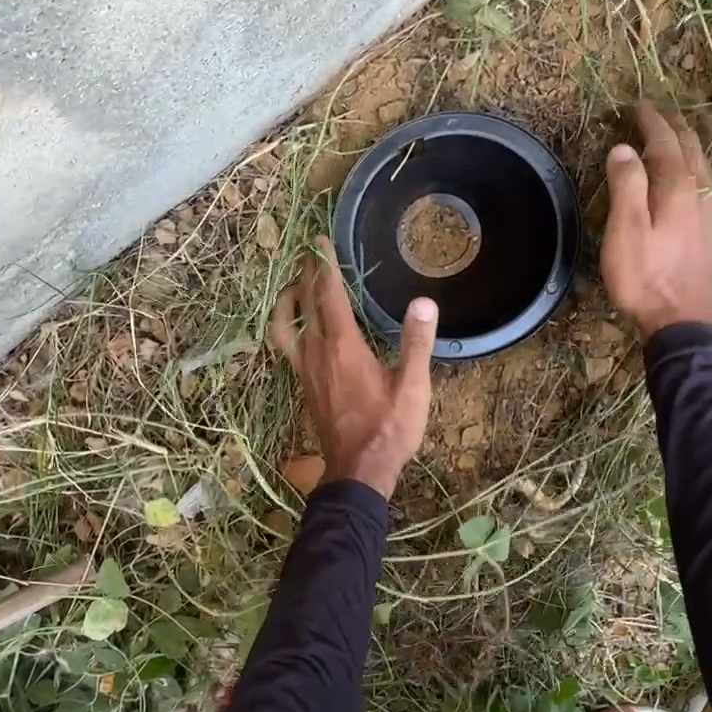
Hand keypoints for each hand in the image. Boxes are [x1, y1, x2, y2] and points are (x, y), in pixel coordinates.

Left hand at [268, 237, 436, 496]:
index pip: (329, 294)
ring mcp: (306, 368)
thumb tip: (424, 302)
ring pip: (287, 324)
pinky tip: (296, 327)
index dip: (324, 265)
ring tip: (292, 283)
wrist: (358, 471)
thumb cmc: (389, 429)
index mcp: (343, 345)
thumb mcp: (412, 387)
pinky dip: (287, 325)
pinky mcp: (304, 383)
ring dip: (289, 299)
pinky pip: (287, 345)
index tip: (320, 241)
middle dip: (306, 274)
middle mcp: (317, 351)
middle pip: (305, 302)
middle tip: (309, 251)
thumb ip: (416, 343)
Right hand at [601, 105, 711, 338]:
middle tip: (653, 112)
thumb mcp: (626, 229)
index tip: (635, 105)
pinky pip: (699, 181)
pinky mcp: (702, 229)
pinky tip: (684, 175)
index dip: (651, 121)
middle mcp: (696, 192)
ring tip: (669, 133)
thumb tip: (624, 149)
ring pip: (698, 163)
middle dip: (671, 125)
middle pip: (688, 147)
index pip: (665, 142)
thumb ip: (626, 185)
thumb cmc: (644, 275)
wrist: (679, 318)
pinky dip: (689, 164)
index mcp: (676, 187)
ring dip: (683, 143)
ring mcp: (703, 212)